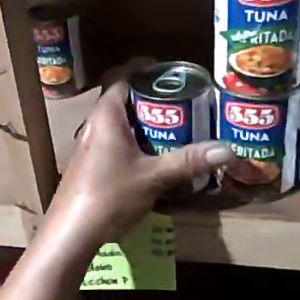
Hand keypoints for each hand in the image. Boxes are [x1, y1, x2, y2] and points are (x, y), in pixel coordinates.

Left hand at [40, 69, 230, 251]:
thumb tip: (228, 148)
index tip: (167, 68)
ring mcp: (88, 148)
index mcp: (105, 117)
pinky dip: (134, 142)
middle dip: (150, 99)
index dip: (140, 68)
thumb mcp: (154, 176)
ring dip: (143, 123)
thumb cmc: (109, 194)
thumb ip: (188, 161)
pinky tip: (153, 158)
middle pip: (121, 101)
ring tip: (175, 128)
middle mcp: (92, 126)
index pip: (119, 78)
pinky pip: (114, 143)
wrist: (71, 231)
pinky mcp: (88, 167)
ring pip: (118, 125)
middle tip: (182, 102)